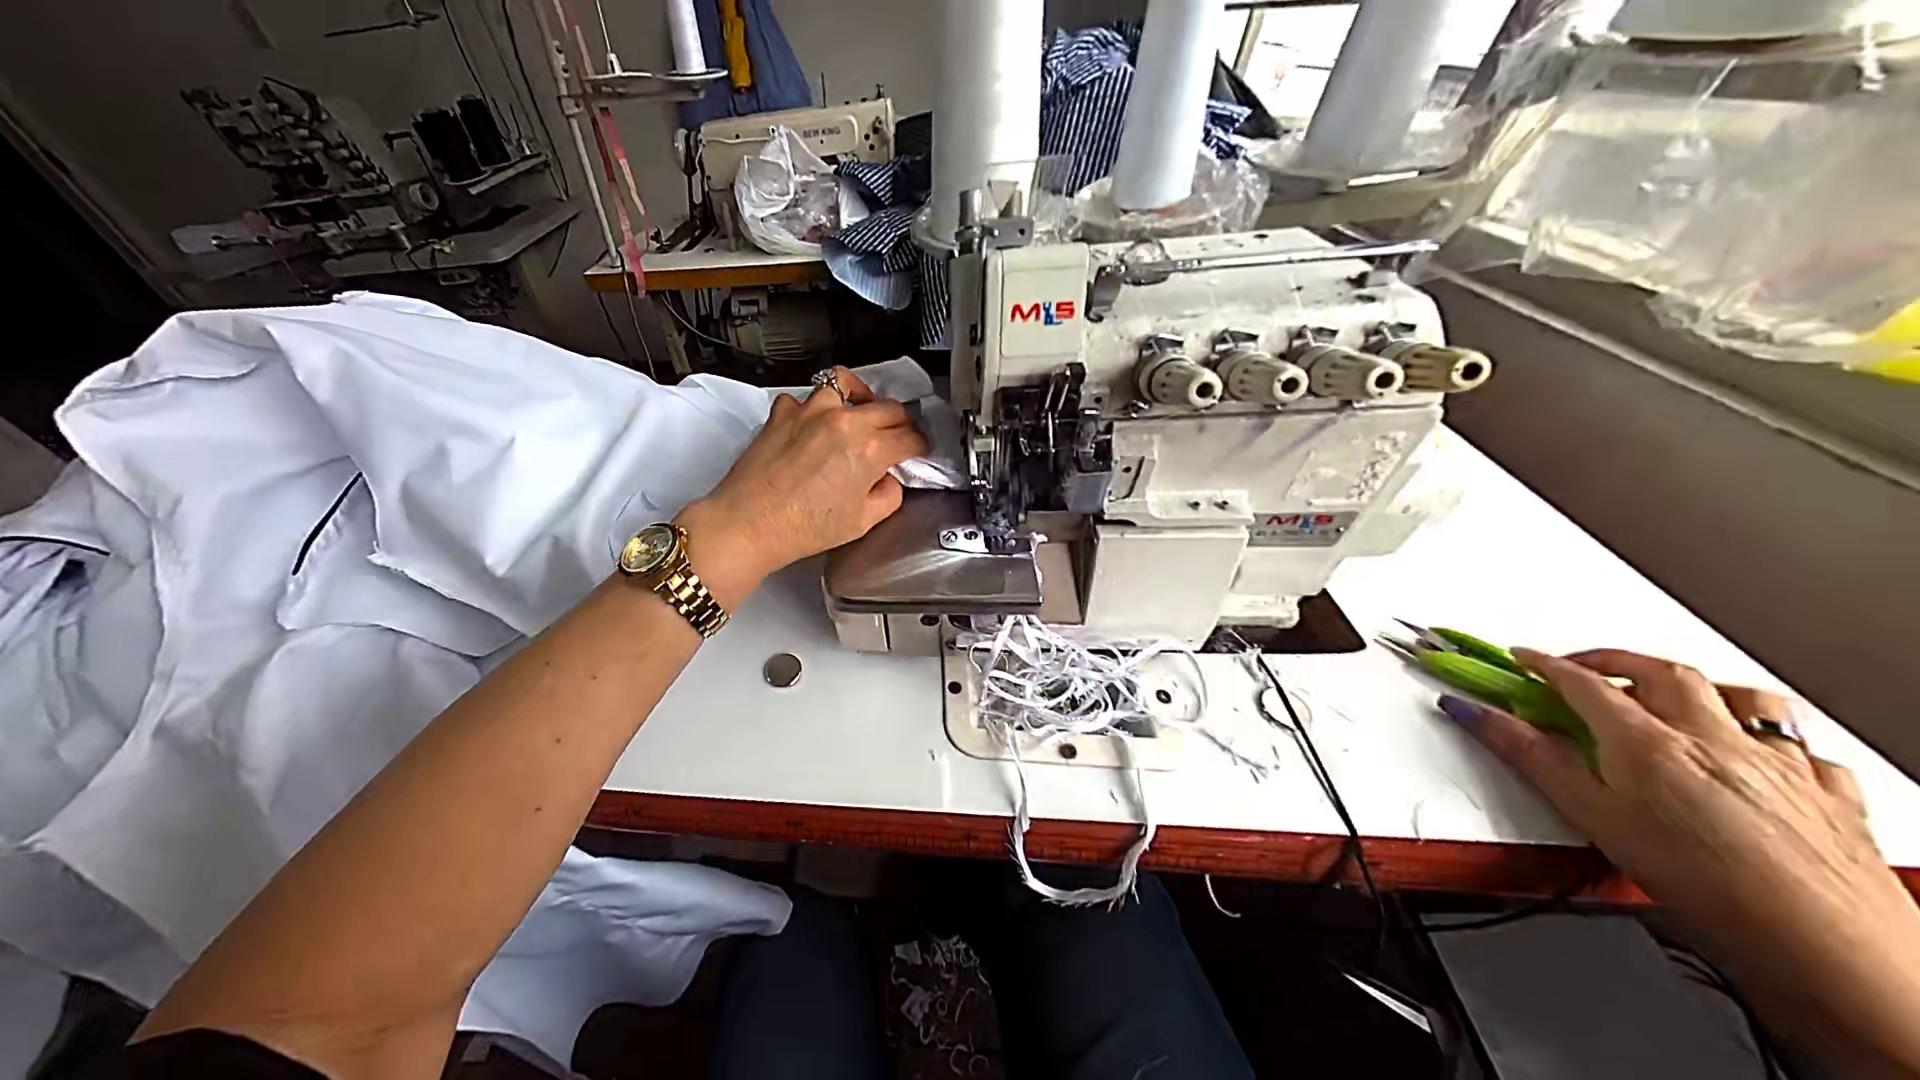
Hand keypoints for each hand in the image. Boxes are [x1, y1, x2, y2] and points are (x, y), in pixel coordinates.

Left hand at [674, 367, 927, 604]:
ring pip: (846, 384)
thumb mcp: (863, 522)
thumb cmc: (803, 527)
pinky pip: (805, 398)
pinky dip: (815, 408)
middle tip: (898, 437)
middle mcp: (844, 422)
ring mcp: (810, 411)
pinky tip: (815, 425)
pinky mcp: (783, 413)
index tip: (918, 451)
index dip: (920, 446)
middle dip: (900, 422)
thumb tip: (888, 478)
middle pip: (889, 407)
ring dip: (860, 397)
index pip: (910, 436)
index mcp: (870, 449)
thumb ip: (889, 494)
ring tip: (859, 412)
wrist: (749, 524)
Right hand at [1441, 649, 1919, 1075]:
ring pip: (1742, 696)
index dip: (1544, 664)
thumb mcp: (1591, 815)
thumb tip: (1479, 715)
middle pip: (1660, 672)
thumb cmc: (1709, 884)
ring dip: (1696, 685)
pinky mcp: (1829, 797)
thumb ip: (1531, 756)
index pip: (1582, 682)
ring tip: (1672, 690)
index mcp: (1650, 741)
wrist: (1825, 945)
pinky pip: (1807, 751)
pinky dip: (1773, 739)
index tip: (1523, 658)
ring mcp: (1780, 764)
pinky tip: (1760, 752)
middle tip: (1582, 664)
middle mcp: (1716, 739)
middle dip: (1612, 659)